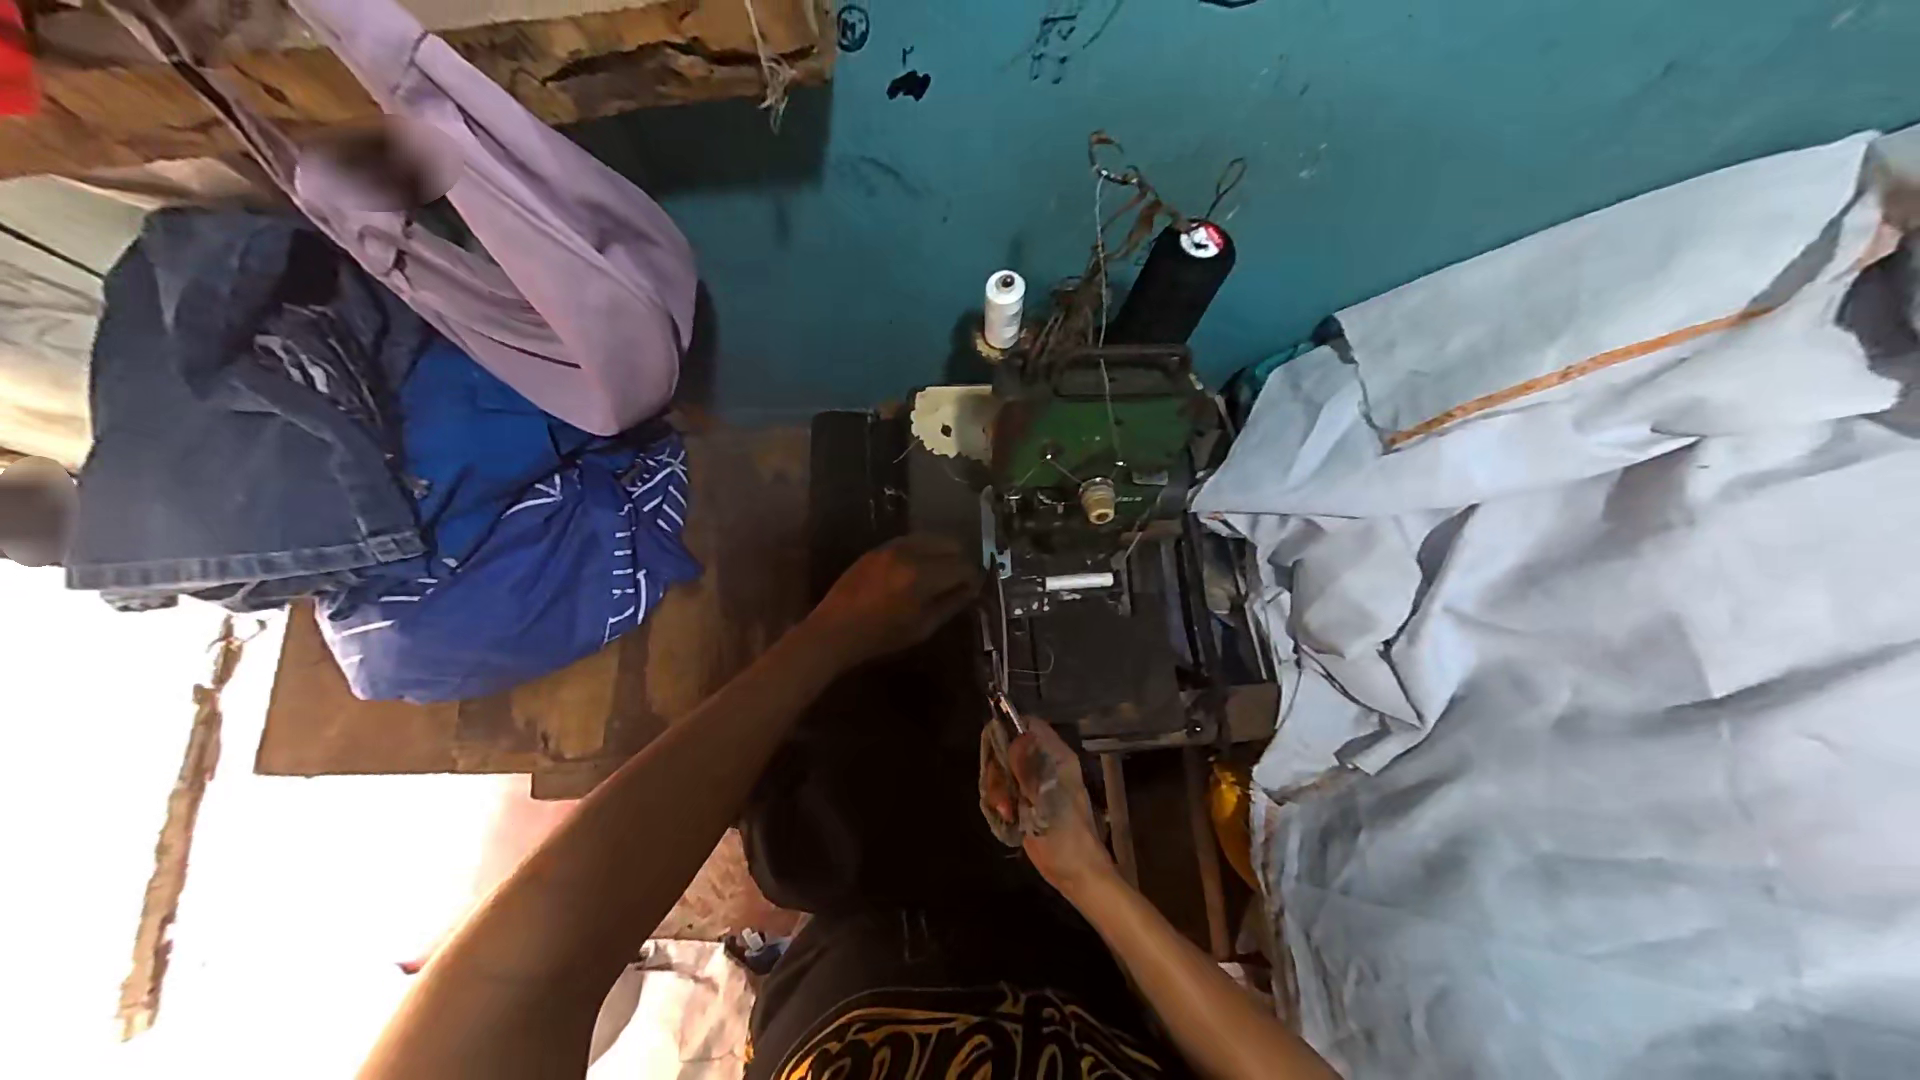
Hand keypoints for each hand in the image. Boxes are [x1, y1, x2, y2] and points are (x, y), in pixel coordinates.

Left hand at [804, 534, 982, 670]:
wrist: (834, 630)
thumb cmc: (880, 637)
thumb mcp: (922, 627)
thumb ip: (951, 604)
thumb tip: (972, 589)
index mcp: (922, 576)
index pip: (962, 566)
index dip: (972, 578)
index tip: (972, 589)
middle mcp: (909, 553)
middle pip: (950, 544)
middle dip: (960, 560)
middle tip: (959, 580)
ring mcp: (891, 547)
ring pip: (930, 537)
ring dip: (941, 552)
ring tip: (941, 572)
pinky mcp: (877, 547)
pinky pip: (910, 540)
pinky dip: (922, 549)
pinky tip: (919, 567)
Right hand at [981, 717, 1116, 896]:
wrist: (1077, 875)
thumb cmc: (1067, 838)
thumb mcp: (1047, 802)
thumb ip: (1030, 769)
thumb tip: (1018, 736)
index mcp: (1056, 758)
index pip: (1029, 725)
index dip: (1008, 731)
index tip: (994, 752)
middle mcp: (1045, 764)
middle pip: (1009, 746)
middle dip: (998, 768)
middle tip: (1001, 794)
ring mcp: (1035, 783)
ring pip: (1003, 768)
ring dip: (998, 788)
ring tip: (1007, 812)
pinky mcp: (1026, 800)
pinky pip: (1004, 788)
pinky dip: (1000, 801)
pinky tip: (1007, 817)